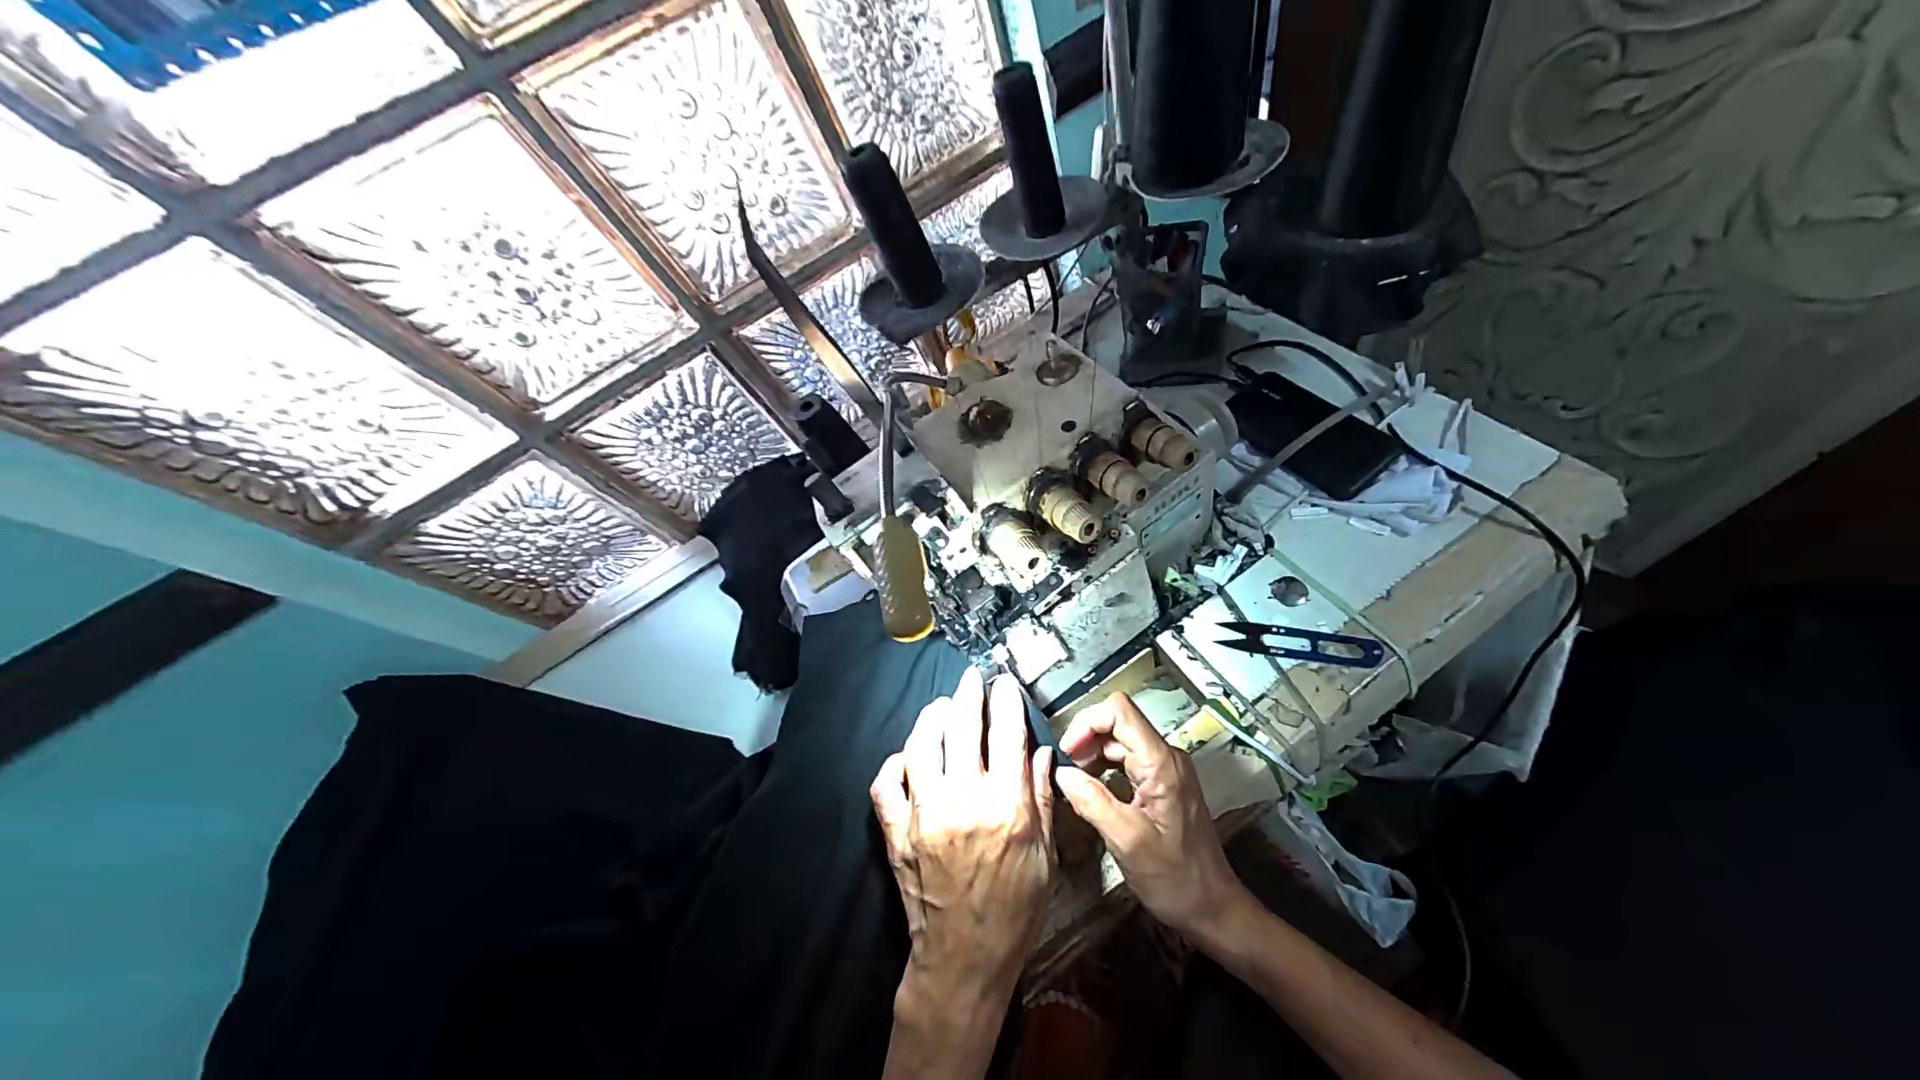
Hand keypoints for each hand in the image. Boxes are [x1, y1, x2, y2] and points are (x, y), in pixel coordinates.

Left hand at [870, 667, 1056, 1011]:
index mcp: (1005, 807)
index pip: (1005, 735)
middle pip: (961, 729)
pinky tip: (907, 755)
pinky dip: (895, 763)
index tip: (1004, 684)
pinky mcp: (897, 832)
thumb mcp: (1045, 856)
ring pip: (921, 746)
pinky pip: (886, 784)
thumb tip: (1041, 752)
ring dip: (931, 718)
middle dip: (968, 695)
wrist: (964, 958)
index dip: (1005, 701)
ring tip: (942, 705)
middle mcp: (962, 801)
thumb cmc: (1014, 911)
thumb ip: (1042, 798)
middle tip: (972, 678)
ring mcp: (924, 815)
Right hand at [1055, 693, 1248, 937]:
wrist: (1213, 908)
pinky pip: (1127, 761)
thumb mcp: (1126, 841)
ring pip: (1120, 741)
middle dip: (1086, 740)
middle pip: (1118, 723)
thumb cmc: (1176, 879)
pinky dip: (1104, 769)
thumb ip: (1091, 801)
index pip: (1119, 712)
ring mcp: (1167, 770)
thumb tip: (1061, 773)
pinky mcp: (1163, 784)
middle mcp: (1167, 758)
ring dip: (1093, 755)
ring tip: (1075, 783)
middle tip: (1066, 771)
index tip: (1068, 752)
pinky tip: (1092, 790)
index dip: (1087, 723)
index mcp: (1162, 764)